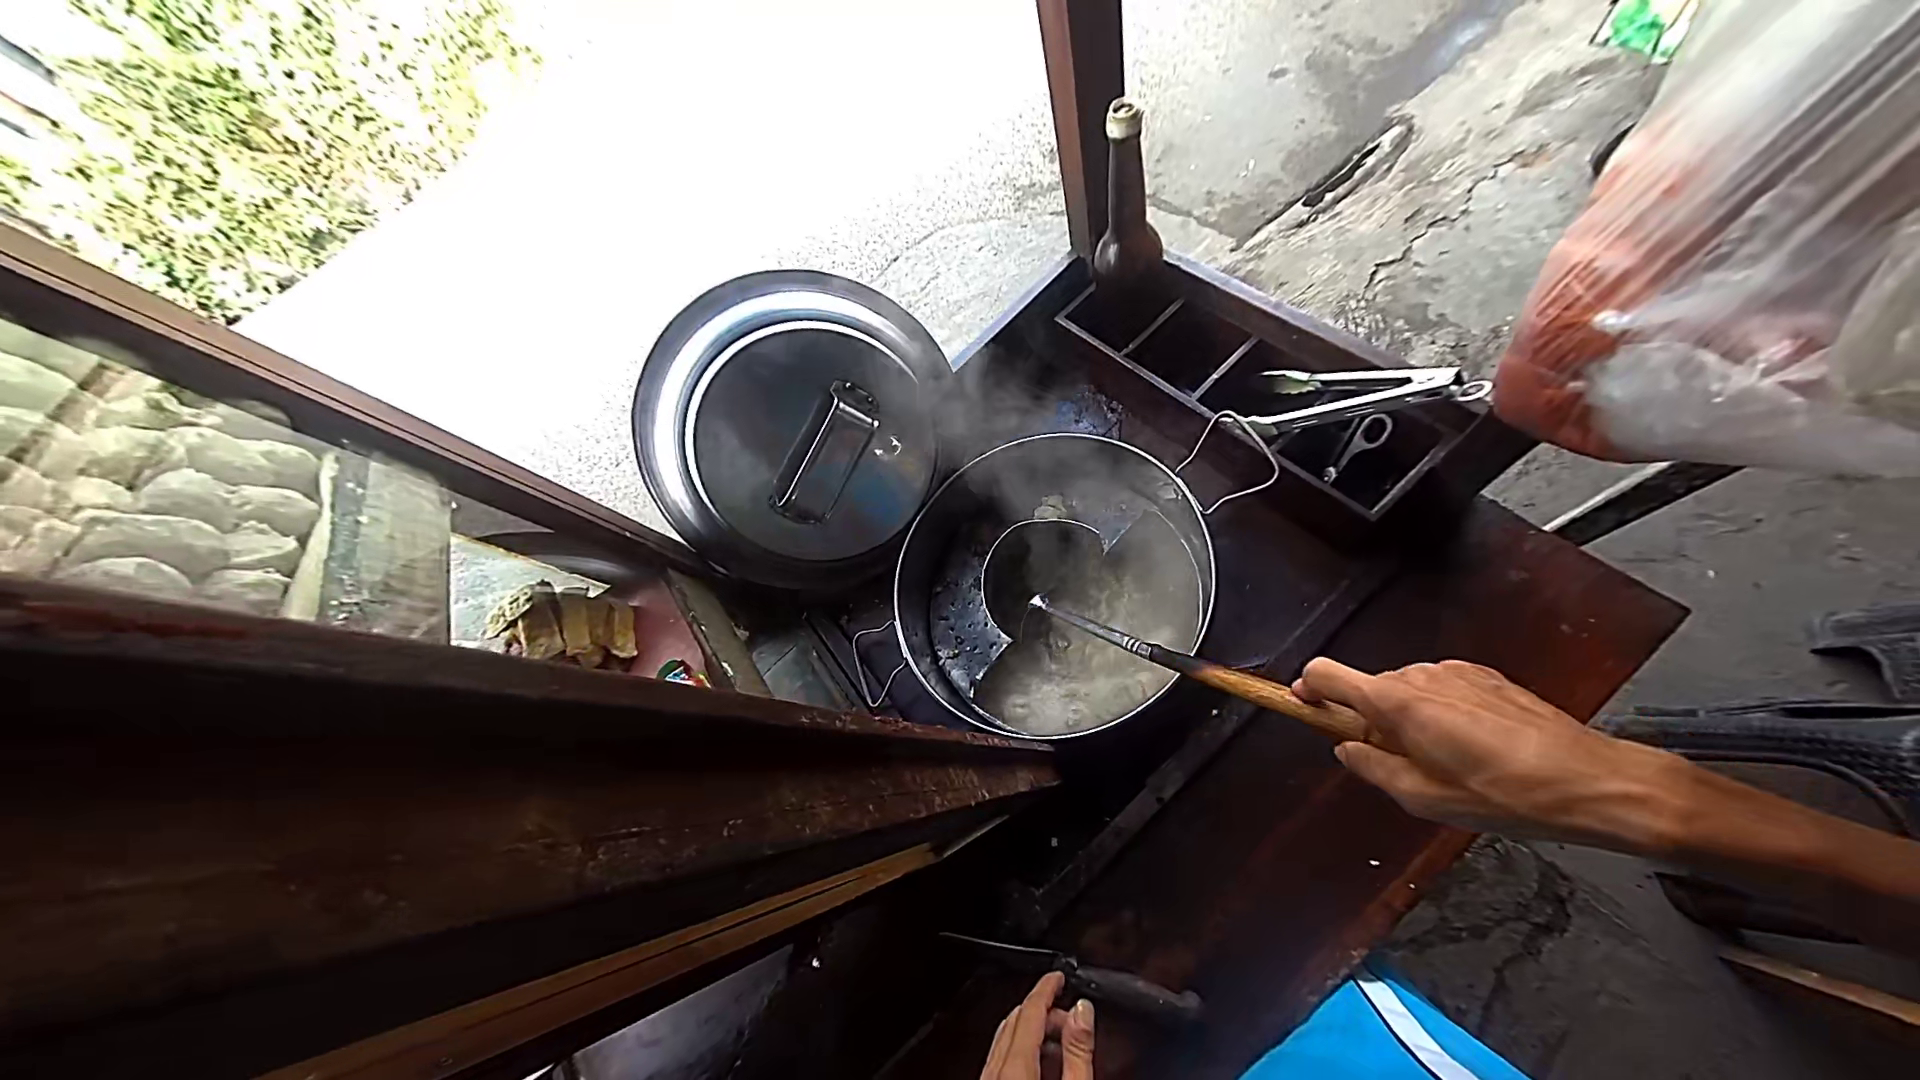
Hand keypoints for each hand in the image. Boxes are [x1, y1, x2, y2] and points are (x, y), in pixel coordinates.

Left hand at [978, 971, 1094, 1079]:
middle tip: (1071, 1018)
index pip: (1029, 1009)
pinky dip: (1020, 1052)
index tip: (1058, 977)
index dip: (1046, 987)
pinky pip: (999, 1061)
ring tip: (1062, 1042)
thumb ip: (1078, 1051)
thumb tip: (1082, 1010)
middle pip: (1016, 1021)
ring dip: (1032, 1032)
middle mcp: (993, 1074)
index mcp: (1015, 1069)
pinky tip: (1043, 1064)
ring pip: (1005, 1040)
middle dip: (1044, 1012)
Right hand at [1294, 657, 1681, 846]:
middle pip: (1366, 686)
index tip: (1307, 707)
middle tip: (1397, 761)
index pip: (1324, 673)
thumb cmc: (1508, 795)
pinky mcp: (1483, 674)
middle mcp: (1418, 674)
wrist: (1599, 782)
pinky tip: (1474, 744)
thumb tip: (1346, 750)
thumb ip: (1370, 768)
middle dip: (1369, 719)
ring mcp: (1453, 670)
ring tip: (1445, 758)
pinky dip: (1438, 709)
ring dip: (1406, 716)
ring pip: (1403, 688)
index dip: (1307, 689)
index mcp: (1395, 702)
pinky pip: (1439, 687)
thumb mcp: (1423, 798)